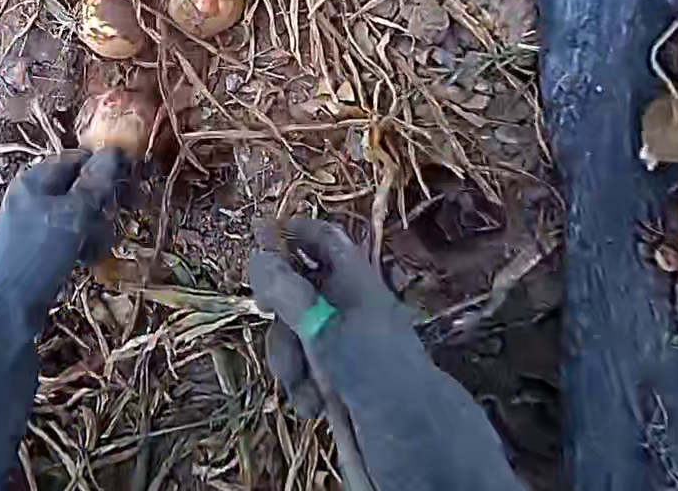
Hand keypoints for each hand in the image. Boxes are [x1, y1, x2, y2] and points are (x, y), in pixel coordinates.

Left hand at [0, 148, 123, 306]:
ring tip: (98, 246)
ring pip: (79, 214)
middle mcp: (33, 197)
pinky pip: (70, 236)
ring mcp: (34, 224)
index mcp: (34, 180)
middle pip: (81, 187)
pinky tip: (89, 259)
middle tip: (119, 217)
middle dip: (103, 204)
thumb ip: (96, 181)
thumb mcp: (73, 214)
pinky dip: (84, 244)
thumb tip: (114, 149)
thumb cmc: (37, 255)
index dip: (105, 169)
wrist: (2, 315)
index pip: (78, 159)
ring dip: (97, 228)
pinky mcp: (39, 250)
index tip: (129, 184)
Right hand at [249, 218, 526, 490]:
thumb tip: (257, 255)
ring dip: (288, 358)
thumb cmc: (379, 373)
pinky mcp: (337, 380)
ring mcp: (342, 344)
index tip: (260, 239)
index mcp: (355, 280)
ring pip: (295, 333)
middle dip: (280, 309)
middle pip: (299, 287)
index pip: (323, 240)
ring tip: (302, 385)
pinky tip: (314, 405)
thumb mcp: (329, 331)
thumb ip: (290, 294)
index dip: (294, 234)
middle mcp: (347, 306)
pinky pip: (303, 370)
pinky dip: (301, 386)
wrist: (420, 444)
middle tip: (267, 315)